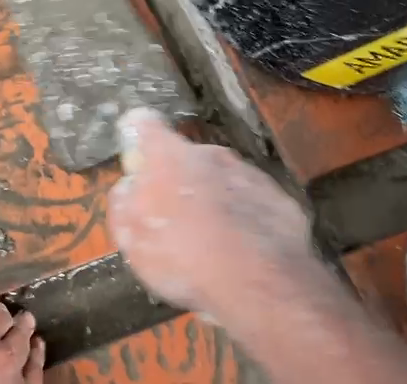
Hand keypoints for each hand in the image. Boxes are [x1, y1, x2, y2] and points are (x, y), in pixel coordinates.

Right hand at [108, 108, 317, 313]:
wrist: (256, 283)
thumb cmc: (179, 253)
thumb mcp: (130, 234)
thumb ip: (124, 200)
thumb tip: (129, 186)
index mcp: (167, 154)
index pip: (144, 123)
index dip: (138, 133)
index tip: (138, 153)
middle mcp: (209, 153)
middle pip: (190, 158)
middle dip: (184, 181)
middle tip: (180, 221)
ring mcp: (250, 175)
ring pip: (226, 181)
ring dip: (219, 202)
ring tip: (217, 245)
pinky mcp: (283, 203)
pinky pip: (257, 207)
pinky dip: (250, 223)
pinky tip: (247, 255)